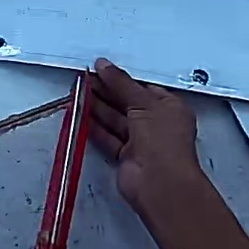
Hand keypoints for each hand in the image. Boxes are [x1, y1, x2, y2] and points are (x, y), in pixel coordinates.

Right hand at [89, 58, 210, 211]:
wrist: (159, 182)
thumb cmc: (165, 143)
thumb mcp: (144, 102)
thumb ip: (121, 83)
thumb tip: (106, 66)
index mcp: (170, 108)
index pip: (142, 87)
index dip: (121, 78)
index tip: (101, 69)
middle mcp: (156, 124)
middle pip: (126, 102)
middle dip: (106, 91)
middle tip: (85, 79)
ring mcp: (141, 141)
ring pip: (114, 119)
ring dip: (96, 106)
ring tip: (78, 92)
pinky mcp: (126, 156)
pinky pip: (107, 137)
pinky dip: (94, 126)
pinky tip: (81, 115)